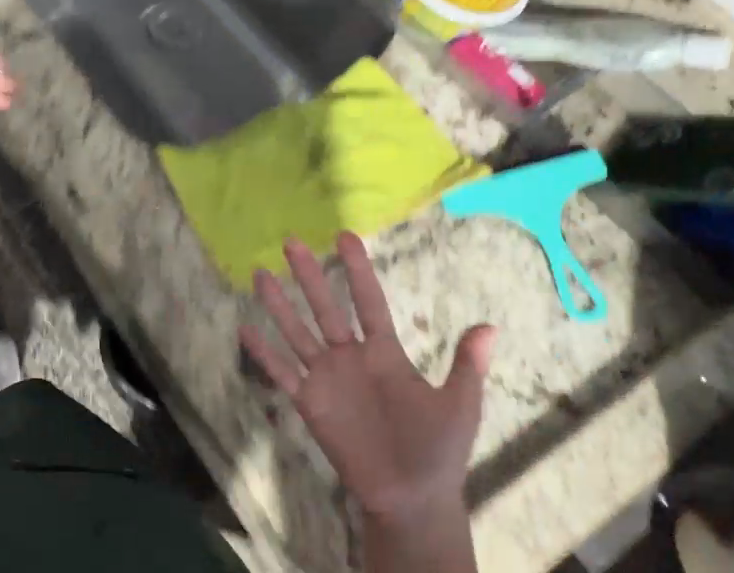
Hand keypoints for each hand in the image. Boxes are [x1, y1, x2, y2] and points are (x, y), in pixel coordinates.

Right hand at [239, 233, 494, 524]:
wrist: (412, 497)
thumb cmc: (438, 449)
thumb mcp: (459, 406)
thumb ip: (465, 366)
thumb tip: (489, 327)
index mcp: (385, 354)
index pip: (368, 303)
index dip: (357, 270)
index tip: (343, 236)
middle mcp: (350, 357)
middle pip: (325, 308)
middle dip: (309, 275)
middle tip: (291, 241)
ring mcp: (327, 377)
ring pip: (297, 332)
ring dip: (279, 304)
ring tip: (260, 273)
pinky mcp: (309, 402)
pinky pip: (281, 372)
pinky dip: (263, 352)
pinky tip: (244, 328)